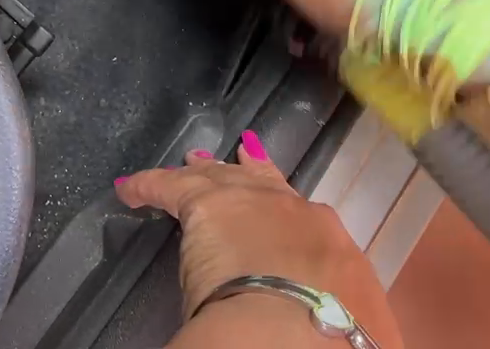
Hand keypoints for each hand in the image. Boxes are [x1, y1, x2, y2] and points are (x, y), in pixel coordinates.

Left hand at [115, 136, 397, 343]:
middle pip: (265, 185)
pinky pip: (167, 186)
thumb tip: (343, 319)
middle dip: (249, 175)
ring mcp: (248, 200)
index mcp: (328, 242)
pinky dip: (148, 185)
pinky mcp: (202, 202)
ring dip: (206, 172)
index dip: (285, 218)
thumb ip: (344, 307)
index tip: (277, 219)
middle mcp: (291, 210)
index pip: (303, 221)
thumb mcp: (360, 325)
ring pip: (220, 178)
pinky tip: (129, 189)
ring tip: (191, 164)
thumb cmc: (333, 339)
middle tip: (239, 159)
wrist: (298, 331)